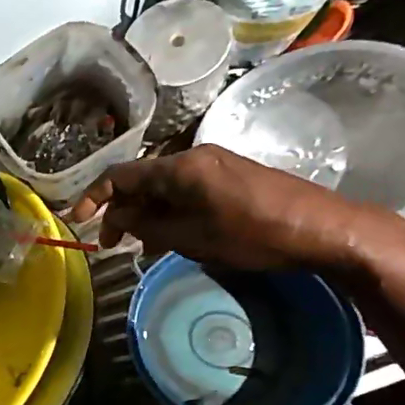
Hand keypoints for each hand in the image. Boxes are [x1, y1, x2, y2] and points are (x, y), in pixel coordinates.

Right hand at [74, 145, 386, 272]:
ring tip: (144, 246)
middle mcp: (192, 158)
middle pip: (139, 181)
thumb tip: (116, 217)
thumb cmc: (252, 234)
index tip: (78, 223)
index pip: (118, 176)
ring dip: (145, 214)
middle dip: (120, 211)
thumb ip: (143, 224)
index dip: (92, 199)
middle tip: (114, 244)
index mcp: (178, 167)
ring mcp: (214, 165)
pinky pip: (185, 190)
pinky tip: (172, 236)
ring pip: (162, 188)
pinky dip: (169, 211)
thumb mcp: (188, 236)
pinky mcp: (231, 177)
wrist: (326, 230)